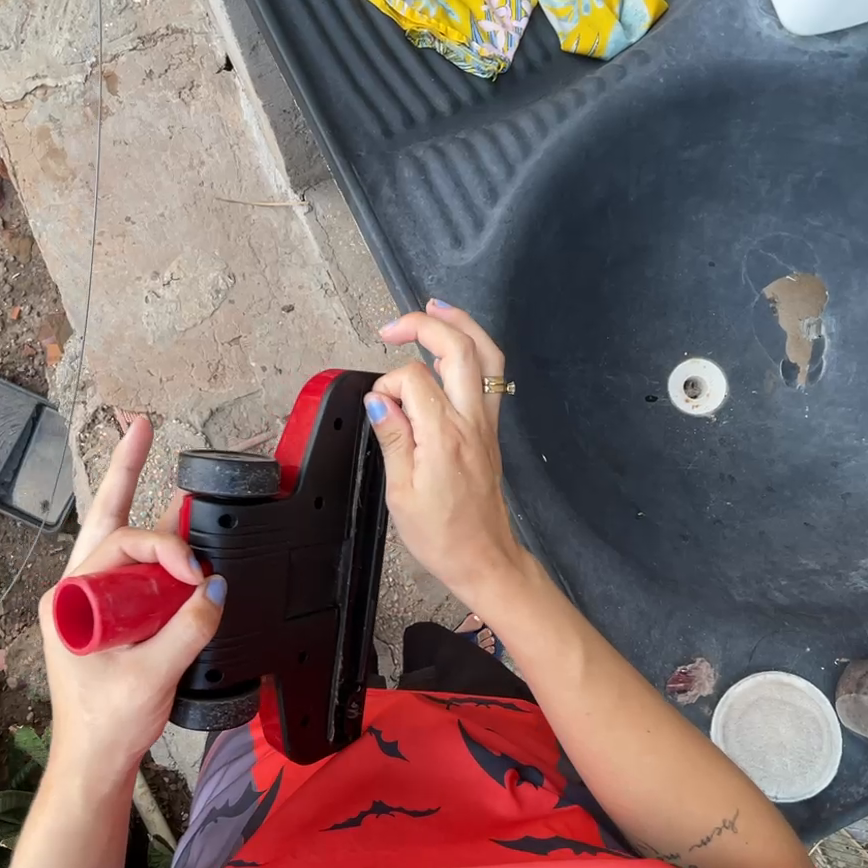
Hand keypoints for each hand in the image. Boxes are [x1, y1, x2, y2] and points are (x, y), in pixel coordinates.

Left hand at [36, 417, 225, 782]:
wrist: (97, 761)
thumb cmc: (106, 724)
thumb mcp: (150, 676)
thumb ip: (187, 631)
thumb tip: (217, 589)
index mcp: (70, 600)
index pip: (119, 544)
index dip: (165, 548)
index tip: (198, 575)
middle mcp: (80, 591)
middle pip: (108, 519)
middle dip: (125, 471)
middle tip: (141, 429)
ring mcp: (99, 601)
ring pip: (123, 536)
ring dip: (140, 497)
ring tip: (145, 448)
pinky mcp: (120, 615)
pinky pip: (144, 569)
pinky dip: (164, 543)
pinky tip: (180, 521)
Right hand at [369, 299, 529, 607]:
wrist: (484, 558)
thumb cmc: (441, 536)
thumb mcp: (401, 494)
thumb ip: (392, 439)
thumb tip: (379, 399)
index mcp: (444, 437)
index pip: (414, 379)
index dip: (388, 381)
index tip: (377, 405)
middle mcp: (471, 422)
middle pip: (458, 348)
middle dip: (423, 325)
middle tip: (391, 326)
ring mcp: (485, 423)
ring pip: (485, 355)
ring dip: (460, 324)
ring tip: (433, 309)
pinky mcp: (490, 431)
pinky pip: (491, 376)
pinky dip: (473, 350)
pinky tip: (453, 349)